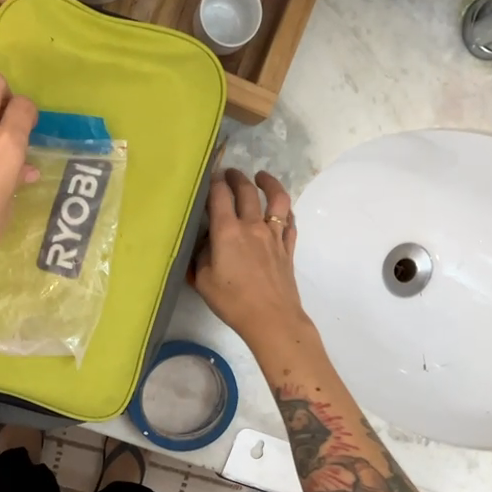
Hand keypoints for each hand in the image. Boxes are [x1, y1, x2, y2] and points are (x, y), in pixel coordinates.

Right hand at [191, 169, 310, 350]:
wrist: (271, 318)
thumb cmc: (232, 302)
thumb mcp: (204, 281)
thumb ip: (202, 256)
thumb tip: (206, 243)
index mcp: (227, 232)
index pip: (219, 196)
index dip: (213, 183)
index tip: (209, 179)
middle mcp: (252, 226)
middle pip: (247, 191)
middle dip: (236, 178)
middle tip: (229, 173)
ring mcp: (274, 235)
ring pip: (276, 199)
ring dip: (269, 183)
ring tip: (262, 177)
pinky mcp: (287, 248)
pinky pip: (289, 221)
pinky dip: (284, 210)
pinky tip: (280, 209)